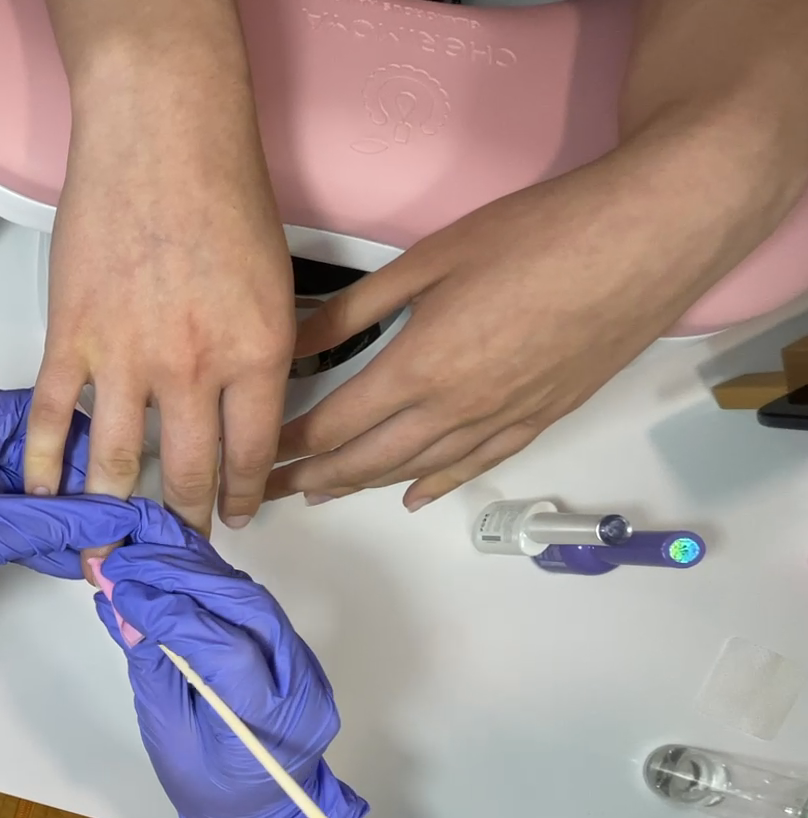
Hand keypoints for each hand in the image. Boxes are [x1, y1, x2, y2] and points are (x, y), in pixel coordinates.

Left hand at [0, 389, 145, 695]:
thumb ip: (49, 522)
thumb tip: (115, 517)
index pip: (23, 412)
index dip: (69, 436)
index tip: (108, 469)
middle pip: (25, 453)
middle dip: (68, 485)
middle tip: (107, 520)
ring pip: (17, 492)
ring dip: (54, 518)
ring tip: (96, 546)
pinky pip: (2, 521)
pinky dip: (31, 538)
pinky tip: (66, 561)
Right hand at [24, 32, 293, 533]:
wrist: (160, 137)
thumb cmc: (222, 192)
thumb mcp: (273, 280)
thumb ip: (259, 352)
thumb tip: (242, 402)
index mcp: (256, 353)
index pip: (252, 454)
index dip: (245, 498)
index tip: (236, 519)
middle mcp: (193, 370)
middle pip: (188, 473)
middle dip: (182, 522)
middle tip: (175, 547)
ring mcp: (125, 360)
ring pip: (118, 462)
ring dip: (114, 512)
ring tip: (109, 544)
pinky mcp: (70, 343)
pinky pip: (54, 420)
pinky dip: (46, 464)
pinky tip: (44, 497)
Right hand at [91, 523, 366, 817]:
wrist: (266, 813)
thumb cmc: (207, 788)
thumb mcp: (167, 734)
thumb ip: (150, 665)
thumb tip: (120, 606)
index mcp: (267, 719)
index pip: (220, 645)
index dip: (165, 609)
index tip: (116, 585)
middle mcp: (298, 682)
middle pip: (244, 604)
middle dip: (179, 571)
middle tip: (125, 554)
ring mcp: (302, 662)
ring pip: (250, 594)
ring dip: (192, 565)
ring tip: (141, 547)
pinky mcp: (291, 648)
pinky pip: (249, 602)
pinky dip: (205, 578)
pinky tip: (169, 562)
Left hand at [270, 112, 807, 510]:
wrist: (664, 223)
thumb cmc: (537, 234)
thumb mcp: (424, 263)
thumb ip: (349, 312)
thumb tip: (287, 343)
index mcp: (417, 370)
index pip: (330, 427)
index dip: (284, 446)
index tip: (250, 456)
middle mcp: (455, 408)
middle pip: (363, 461)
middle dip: (308, 477)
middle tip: (267, 490)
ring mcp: (503, 417)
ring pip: (414, 469)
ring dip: (360, 486)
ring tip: (319, 493)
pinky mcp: (544, 414)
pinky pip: (478, 463)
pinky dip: (437, 484)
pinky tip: (412, 498)